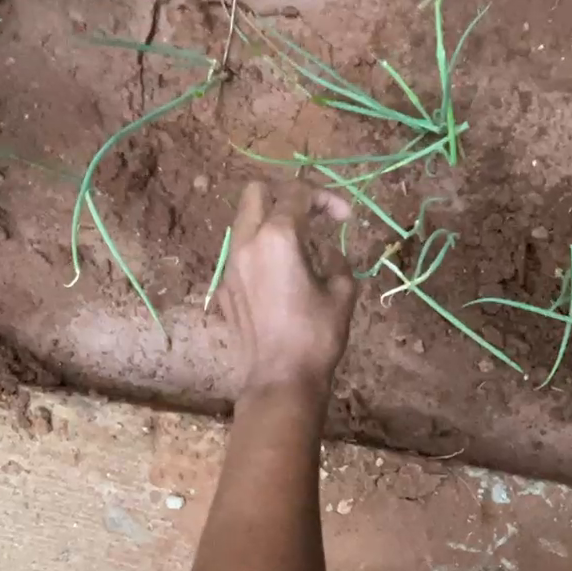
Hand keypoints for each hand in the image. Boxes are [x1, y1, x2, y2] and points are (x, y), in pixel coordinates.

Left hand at [216, 182, 355, 399]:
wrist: (281, 378)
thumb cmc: (317, 337)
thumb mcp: (342, 294)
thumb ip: (337, 261)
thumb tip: (327, 252)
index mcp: (278, 237)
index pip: (298, 193)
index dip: (326, 198)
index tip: (346, 218)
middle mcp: (247, 242)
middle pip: (257, 192)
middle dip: (286, 195)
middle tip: (312, 217)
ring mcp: (230, 265)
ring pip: (244, 222)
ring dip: (271, 223)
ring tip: (299, 249)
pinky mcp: (225, 288)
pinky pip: (240, 254)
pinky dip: (261, 252)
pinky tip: (281, 278)